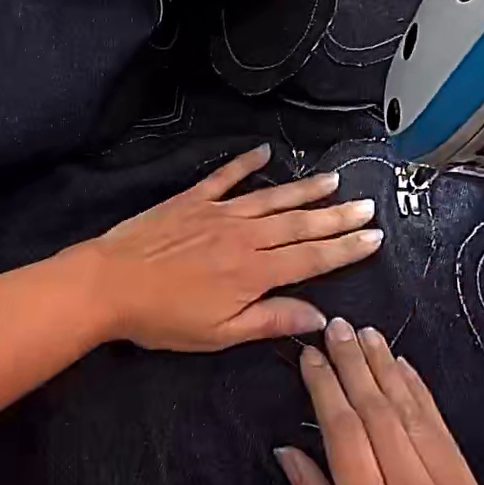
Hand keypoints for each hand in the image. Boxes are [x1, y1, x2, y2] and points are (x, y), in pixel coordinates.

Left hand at [67, 146, 382, 351]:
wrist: (109, 284)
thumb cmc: (164, 317)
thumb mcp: (219, 333)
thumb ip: (271, 320)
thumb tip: (319, 317)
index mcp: (255, 271)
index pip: (313, 258)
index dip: (346, 248)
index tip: (374, 237)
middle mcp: (246, 236)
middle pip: (302, 224)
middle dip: (339, 216)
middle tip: (368, 205)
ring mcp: (221, 212)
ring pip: (273, 198)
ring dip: (306, 189)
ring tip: (335, 179)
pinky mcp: (195, 199)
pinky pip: (226, 176)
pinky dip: (246, 163)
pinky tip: (265, 151)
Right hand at [276, 320, 483, 484]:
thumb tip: (289, 455)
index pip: (345, 437)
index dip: (325, 389)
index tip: (311, 358)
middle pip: (379, 415)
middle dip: (354, 364)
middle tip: (336, 327)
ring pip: (414, 416)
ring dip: (387, 368)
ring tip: (366, 334)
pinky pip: (447, 435)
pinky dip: (423, 396)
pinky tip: (407, 370)